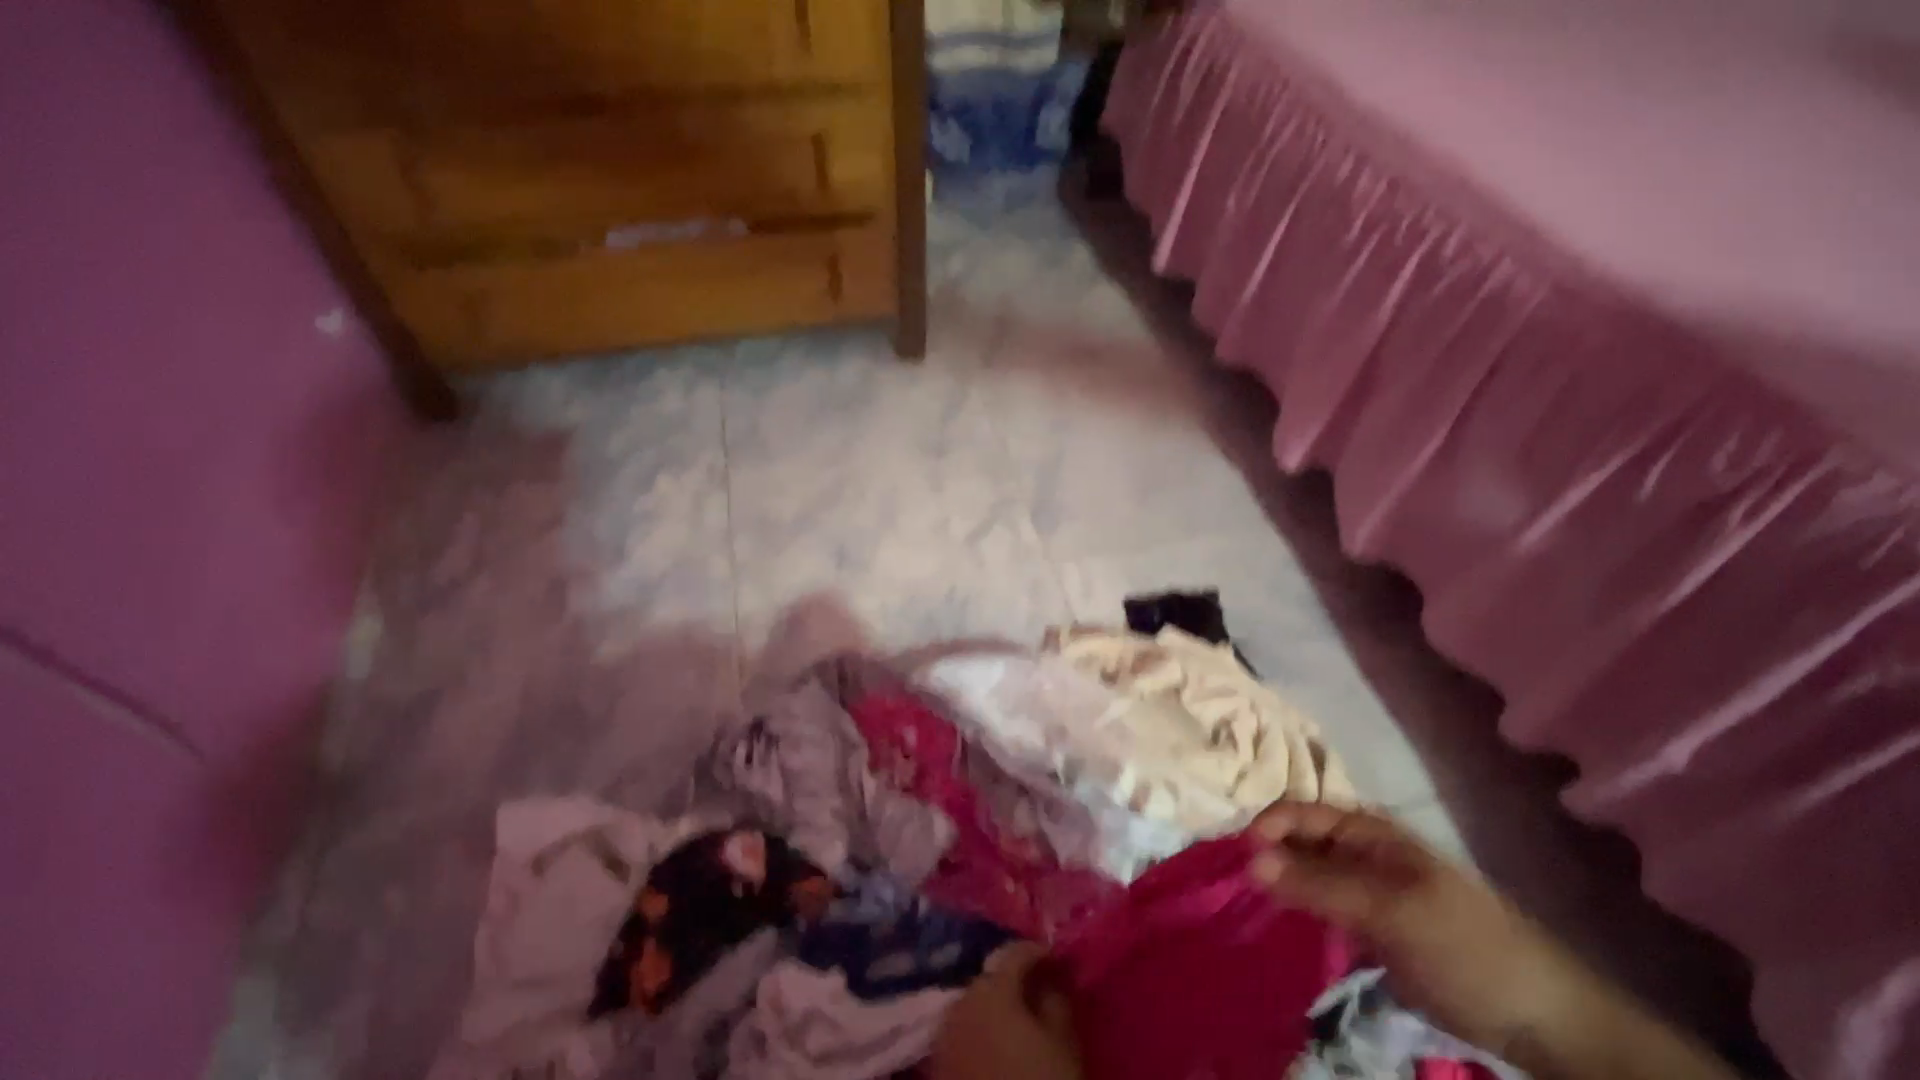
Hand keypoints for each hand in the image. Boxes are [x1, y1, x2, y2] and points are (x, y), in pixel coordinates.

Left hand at [929, 943, 1081, 1079]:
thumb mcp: (1064, 1044)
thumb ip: (1057, 1000)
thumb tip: (1051, 977)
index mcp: (991, 992)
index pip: (1014, 954)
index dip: (1039, 953)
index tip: (1060, 961)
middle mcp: (960, 1005)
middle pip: (990, 979)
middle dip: (1016, 980)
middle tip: (1044, 992)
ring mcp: (944, 1038)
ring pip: (973, 1006)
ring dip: (996, 1007)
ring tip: (1023, 1023)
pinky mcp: (938, 1068)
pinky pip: (962, 1035)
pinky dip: (981, 1033)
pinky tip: (1000, 1049)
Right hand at [1246, 801, 1592, 1058]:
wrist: (1536, 1016)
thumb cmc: (1464, 946)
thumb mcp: (1390, 910)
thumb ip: (1320, 884)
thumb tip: (1248, 858)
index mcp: (1373, 833)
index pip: (1304, 813)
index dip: (1267, 825)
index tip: (1228, 853)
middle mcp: (1363, 855)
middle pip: (1300, 842)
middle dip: (1262, 853)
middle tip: (1219, 880)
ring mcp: (1366, 895)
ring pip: (1306, 878)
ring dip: (1274, 885)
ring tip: (1233, 903)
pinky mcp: (1368, 933)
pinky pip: (1319, 912)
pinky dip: (1292, 915)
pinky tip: (1268, 928)